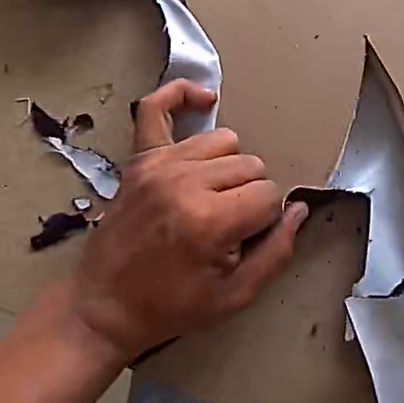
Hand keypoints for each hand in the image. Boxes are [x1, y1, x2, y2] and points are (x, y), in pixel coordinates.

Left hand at [62, 79, 307, 360]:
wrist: (104, 307)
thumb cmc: (169, 306)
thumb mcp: (235, 297)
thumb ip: (277, 252)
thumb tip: (299, 210)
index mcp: (209, 220)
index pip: (268, 194)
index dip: (264, 220)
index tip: (243, 241)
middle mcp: (184, 183)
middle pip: (250, 165)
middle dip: (249, 197)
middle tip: (226, 227)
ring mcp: (158, 165)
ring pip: (223, 141)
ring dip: (227, 167)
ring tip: (212, 196)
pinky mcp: (139, 160)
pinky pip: (156, 108)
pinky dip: (181, 96)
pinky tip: (204, 100)